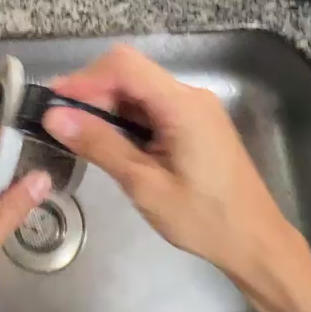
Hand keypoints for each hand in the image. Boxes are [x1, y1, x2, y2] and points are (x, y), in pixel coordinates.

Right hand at [44, 45, 301, 283]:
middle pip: (130, 73)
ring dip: (106, 106)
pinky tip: (109, 141)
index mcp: (182, 105)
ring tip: (78, 134)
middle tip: (61, 123)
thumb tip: (55, 117)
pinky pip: (152, 106)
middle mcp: (190, 96)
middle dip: (92, 92)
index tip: (53, 102)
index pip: (124, 66)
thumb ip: (101, 145)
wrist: (257, 244)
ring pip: (139, 89)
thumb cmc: (204, 219)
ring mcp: (195, 108)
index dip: (84, 78)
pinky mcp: (195, 123)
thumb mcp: (145, 185)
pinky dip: (125, 118)